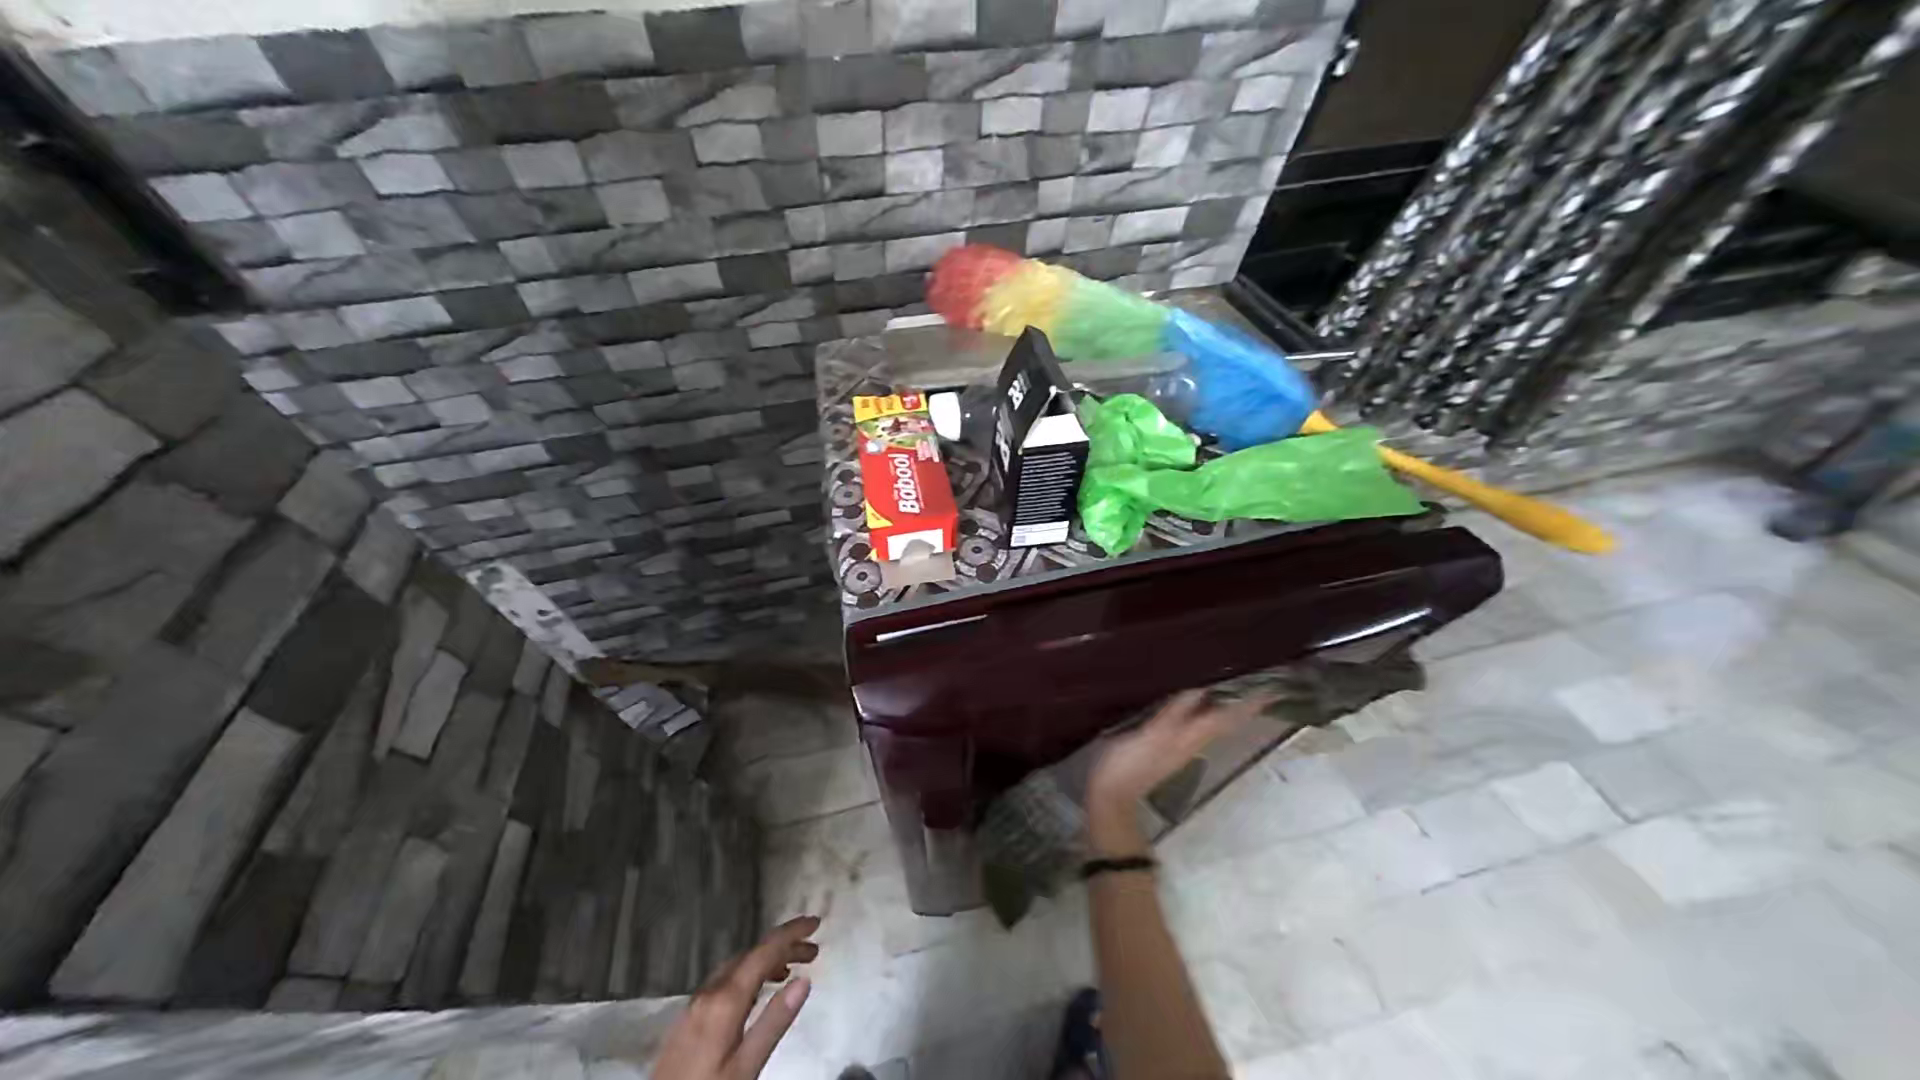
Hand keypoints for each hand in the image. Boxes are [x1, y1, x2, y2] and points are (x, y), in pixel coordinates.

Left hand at [653, 915, 820, 1079]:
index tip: (815, 923)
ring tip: (792, 968)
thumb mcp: (747, 1066)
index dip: (791, 933)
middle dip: (783, 945)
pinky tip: (758, 990)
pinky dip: (750, 974)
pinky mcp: (690, 1017)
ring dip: (767, 959)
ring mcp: (696, 1003)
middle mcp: (710, 992)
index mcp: (726, 999)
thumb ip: (775, 1022)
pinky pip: (726, 980)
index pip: (764, 952)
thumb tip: (804, 980)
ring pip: (738, 966)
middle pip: (752, 954)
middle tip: (813, 950)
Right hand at [1087, 690, 1271, 813]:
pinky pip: (1197, 725)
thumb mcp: (1151, 736)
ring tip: (1237, 688)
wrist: (1112, 796)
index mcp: (1191, 737)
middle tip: (1262, 685)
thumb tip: (1201, 687)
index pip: (1228, 717)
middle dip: (1243, 705)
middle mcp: (1193, 741)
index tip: (1273, 689)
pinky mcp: (1166, 746)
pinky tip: (1199, 703)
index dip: (1249, 704)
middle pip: (1225, 721)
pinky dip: (1206, 712)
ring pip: (1213, 724)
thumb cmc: (1129, 764)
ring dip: (1227, 707)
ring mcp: (1181, 745)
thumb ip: (1174, 712)